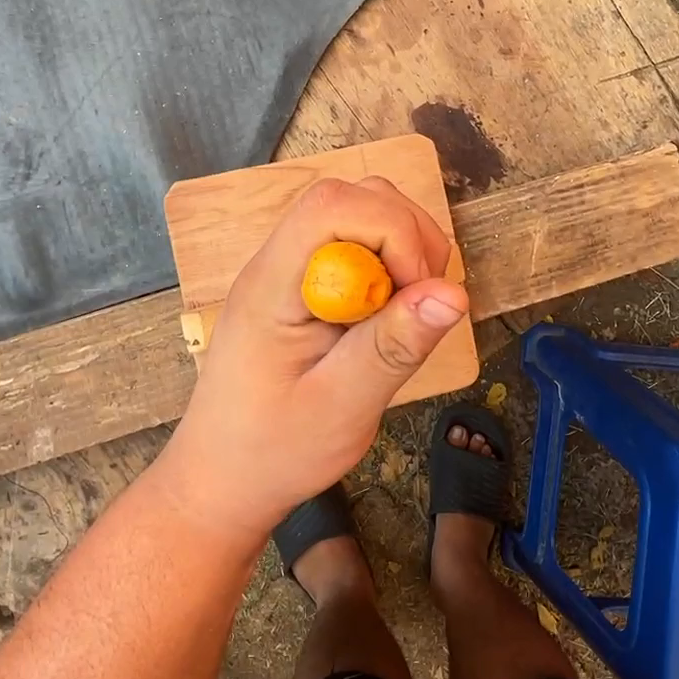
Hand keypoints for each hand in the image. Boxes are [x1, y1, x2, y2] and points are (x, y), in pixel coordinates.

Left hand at [155, 176, 469, 539]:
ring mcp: (292, 271)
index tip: (416, 295)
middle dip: (408, 237)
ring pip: (363, 214)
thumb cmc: (273, 452)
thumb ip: (393, 348)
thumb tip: (454, 294)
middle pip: (354, 198)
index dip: (392, 232)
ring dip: (406, 250)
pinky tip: (392, 319)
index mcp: (274, 283)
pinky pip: (359, 247)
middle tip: (420, 307)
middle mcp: (280, 261)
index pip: (332, 206)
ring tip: (408, 316)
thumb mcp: (341, 409)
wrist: (224, 480)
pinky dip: (394, 268)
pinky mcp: (307, 287)